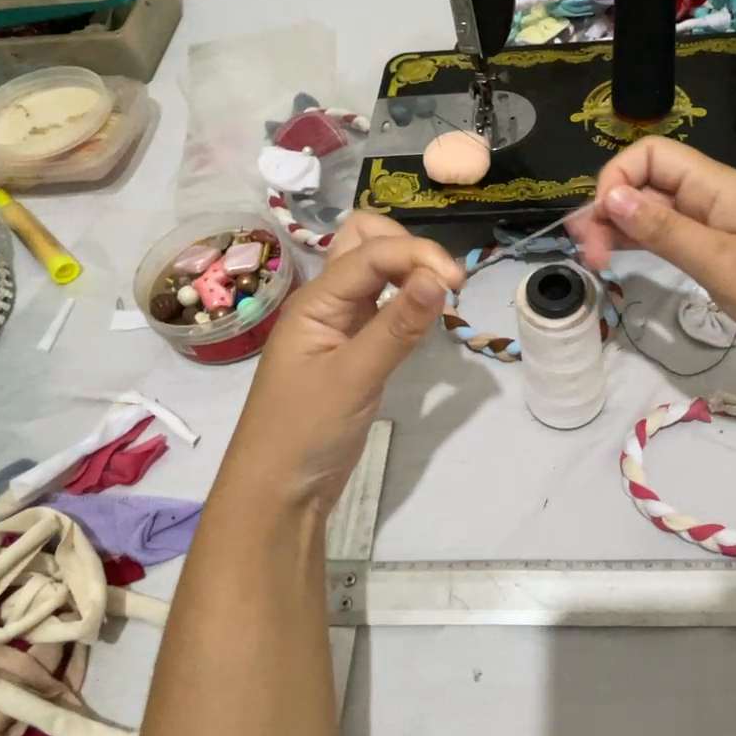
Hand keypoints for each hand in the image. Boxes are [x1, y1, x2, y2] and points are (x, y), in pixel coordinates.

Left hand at [225, 213, 462, 510]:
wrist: (277, 493)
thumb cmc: (305, 433)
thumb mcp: (354, 379)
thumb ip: (397, 326)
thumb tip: (438, 278)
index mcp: (316, 301)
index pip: (372, 253)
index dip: (417, 255)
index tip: (459, 283)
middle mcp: (327, 303)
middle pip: (364, 242)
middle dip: (408, 247)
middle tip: (443, 283)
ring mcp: (339, 324)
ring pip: (374, 270)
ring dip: (407, 268)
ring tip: (440, 297)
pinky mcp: (353, 348)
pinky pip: (381, 304)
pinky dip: (406, 298)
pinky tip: (423, 318)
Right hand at [566, 137, 735, 362]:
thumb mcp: (721, 262)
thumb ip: (664, 230)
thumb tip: (610, 195)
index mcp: (715, 186)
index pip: (650, 155)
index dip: (617, 178)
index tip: (600, 223)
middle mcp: (711, 196)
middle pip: (647, 184)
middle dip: (610, 210)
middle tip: (591, 256)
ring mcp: (716, 223)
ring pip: (655, 211)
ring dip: (622, 229)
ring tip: (595, 261)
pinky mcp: (721, 249)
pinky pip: (673, 235)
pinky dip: (646, 244)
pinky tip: (624, 261)